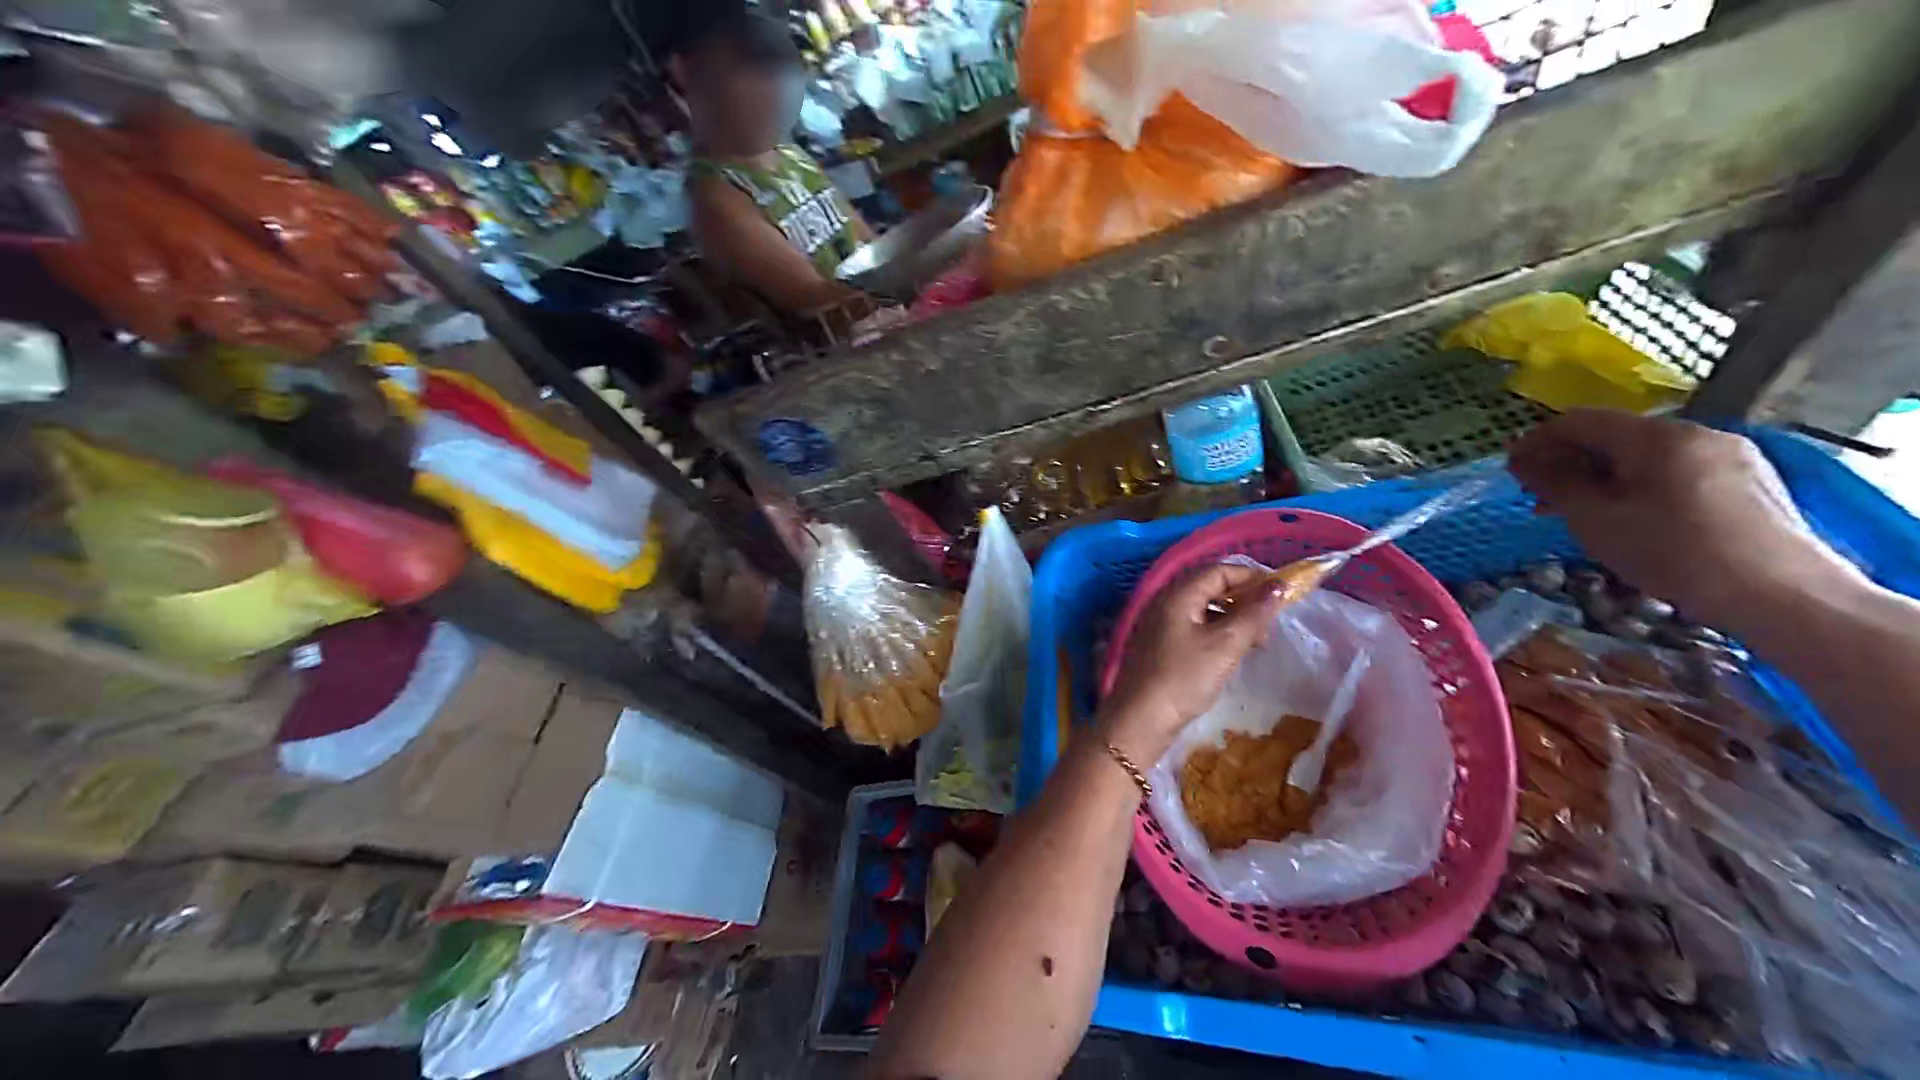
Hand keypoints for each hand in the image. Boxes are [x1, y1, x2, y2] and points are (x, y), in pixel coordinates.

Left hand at [1097, 562, 1290, 764]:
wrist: (1142, 719)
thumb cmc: (1184, 677)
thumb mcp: (1225, 644)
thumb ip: (1254, 614)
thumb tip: (1279, 586)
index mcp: (1178, 594)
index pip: (1219, 570)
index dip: (1252, 576)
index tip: (1281, 592)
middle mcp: (1166, 602)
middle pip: (1211, 586)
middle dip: (1244, 598)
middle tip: (1270, 619)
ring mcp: (1162, 623)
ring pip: (1204, 607)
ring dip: (1234, 617)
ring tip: (1258, 639)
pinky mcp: (1163, 644)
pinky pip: (1196, 626)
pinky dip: (1219, 631)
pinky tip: (1234, 651)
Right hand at [1508, 409, 1863, 626]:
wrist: (1781, 594)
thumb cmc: (1672, 553)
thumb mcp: (1594, 519)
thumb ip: (1554, 482)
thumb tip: (1521, 457)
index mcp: (1658, 437)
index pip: (1578, 421)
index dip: (1536, 442)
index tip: (1511, 471)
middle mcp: (1697, 433)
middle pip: (1613, 437)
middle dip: (1569, 463)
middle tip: (1539, 499)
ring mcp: (1729, 455)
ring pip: (1643, 456)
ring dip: (1600, 478)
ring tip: (1580, 514)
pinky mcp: (1746, 480)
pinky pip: (1674, 471)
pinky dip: (1637, 487)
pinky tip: (1629, 519)